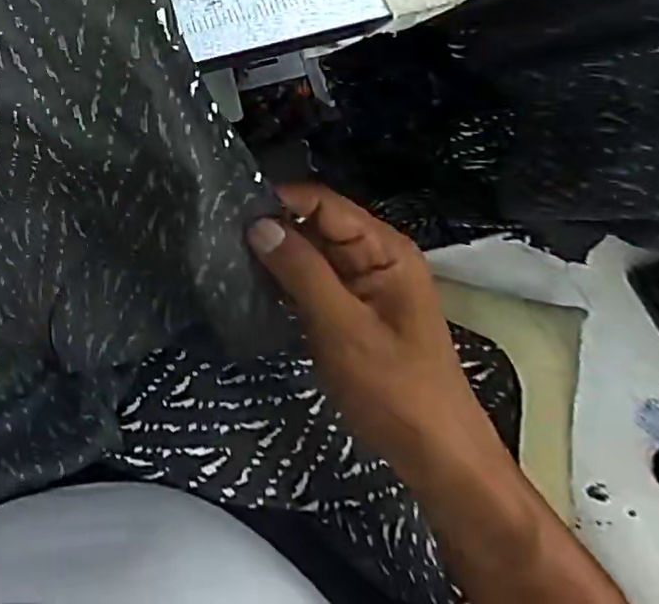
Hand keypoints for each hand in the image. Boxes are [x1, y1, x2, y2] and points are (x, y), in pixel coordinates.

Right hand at [246, 182, 497, 481]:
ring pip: (311, 252)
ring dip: (276, 254)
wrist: (438, 458)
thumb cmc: (396, 390)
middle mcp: (374, 256)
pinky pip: (313, 281)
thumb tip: (258, 223)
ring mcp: (362, 284)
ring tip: (226, 253)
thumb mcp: (344, 329)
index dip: (280, 200)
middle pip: (316, 224)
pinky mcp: (351, 310)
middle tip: (220, 233)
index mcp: (384, 249)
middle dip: (274, 226)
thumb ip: (302, 273)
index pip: (324, 203)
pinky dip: (285, 280)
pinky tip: (252, 283)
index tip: (232, 208)